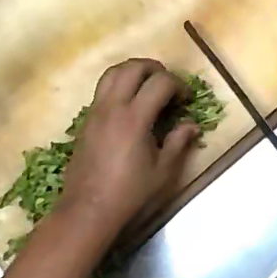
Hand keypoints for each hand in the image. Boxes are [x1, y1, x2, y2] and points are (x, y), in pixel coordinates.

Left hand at [52, 59, 202, 246]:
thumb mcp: (162, 172)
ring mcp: (95, 112)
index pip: (160, 82)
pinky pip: (101, 90)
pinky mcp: (85, 121)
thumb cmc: (129, 194)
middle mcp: (112, 107)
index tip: (186, 98)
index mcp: (134, 118)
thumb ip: (178, 143)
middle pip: (132, 67)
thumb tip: (191, 125)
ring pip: (112, 73)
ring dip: (133, 71)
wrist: (88, 210)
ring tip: (147, 85)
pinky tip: (129, 105)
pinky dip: (118, 85)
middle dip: (154, 68)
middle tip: (168, 83)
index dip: (178, 84)